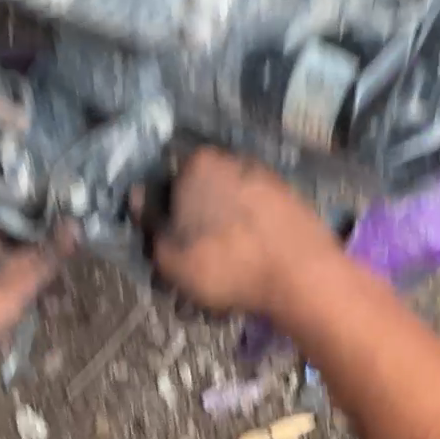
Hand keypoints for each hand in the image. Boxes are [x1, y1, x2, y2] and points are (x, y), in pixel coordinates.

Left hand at [0, 215, 60, 369]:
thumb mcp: (22, 280)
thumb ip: (49, 254)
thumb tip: (76, 225)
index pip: (5, 205)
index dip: (31, 209)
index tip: (56, 219)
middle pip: (8, 239)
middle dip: (38, 255)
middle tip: (62, 271)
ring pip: (3, 266)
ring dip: (30, 281)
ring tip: (53, 303)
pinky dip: (14, 297)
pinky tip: (29, 313)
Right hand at [148, 150, 341, 316]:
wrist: (302, 277)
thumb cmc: (225, 266)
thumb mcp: (170, 259)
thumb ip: (149, 227)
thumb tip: (137, 198)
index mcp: (196, 164)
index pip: (166, 188)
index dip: (164, 222)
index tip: (169, 251)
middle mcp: (232, 160)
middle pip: (201, 197)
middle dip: (196, 229)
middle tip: (196, 269)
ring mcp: (266, 178)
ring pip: (231, 211)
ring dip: (224, 238)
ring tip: (227, 278)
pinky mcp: (292, 200)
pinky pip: (258, 221)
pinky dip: (251, 241)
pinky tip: (253, 270)